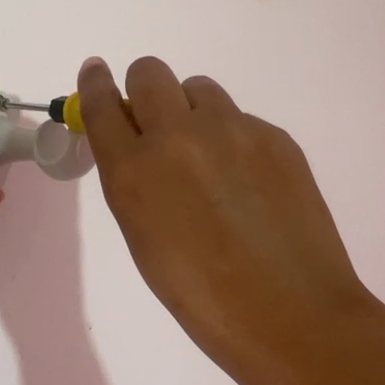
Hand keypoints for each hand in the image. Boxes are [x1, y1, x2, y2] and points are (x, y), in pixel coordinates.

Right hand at [77, 56, 374, 379]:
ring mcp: (232, 130)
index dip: (95, 84)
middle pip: (150, 72)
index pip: (102, 104)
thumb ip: (134, 182)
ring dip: (192, 112)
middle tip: (157, 124)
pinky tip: (250, 185)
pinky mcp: (275, 136)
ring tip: (210, 160)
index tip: (96, 73)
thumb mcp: (144, 238)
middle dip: (146, 90)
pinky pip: (241, 120)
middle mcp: (178, 136)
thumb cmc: (201, 295)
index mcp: (133, 171)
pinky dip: (234, 140)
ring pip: (199, 89)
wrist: (289, 312)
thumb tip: (139, 147)